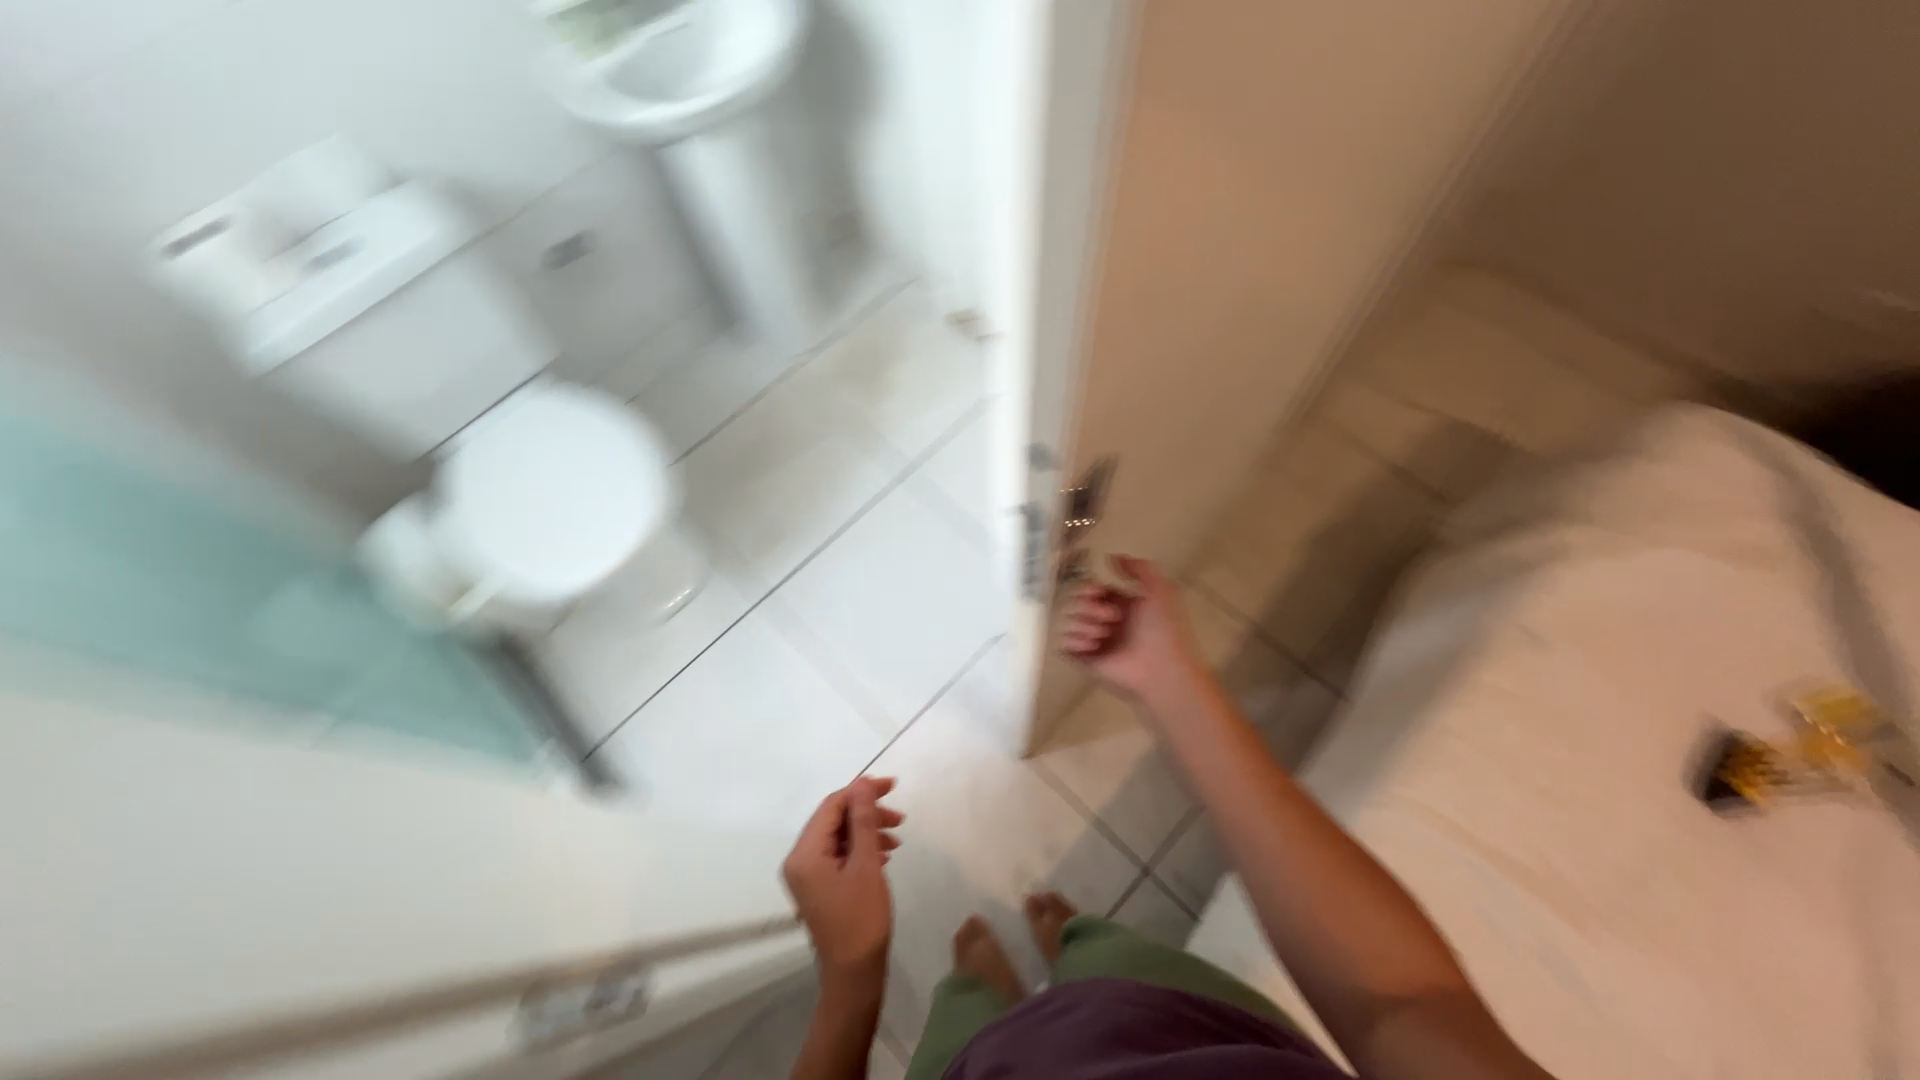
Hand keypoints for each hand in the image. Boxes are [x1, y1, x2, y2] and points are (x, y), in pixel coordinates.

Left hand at [782, 777, 902, 987]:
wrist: (855, 972)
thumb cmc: (861, 918)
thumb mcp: (866, 864)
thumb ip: (863, 820)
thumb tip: (862, 784)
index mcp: (804, 853)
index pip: (831, 806)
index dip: (861, 792)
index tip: (892, 787)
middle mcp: (798, 860)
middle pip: (833, 820)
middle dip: (866, 813)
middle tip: (899, 816)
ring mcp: (807, 874)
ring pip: (838, 836)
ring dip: (866, 831)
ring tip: (896, 839)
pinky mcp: (818, 885)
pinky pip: (838, 854)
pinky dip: (860, 848)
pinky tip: (884, 855)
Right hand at [1059, 556, 1204, 700]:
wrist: (1164, 669)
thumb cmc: (1165, 629)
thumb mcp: (1161, 589)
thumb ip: (1140, 568)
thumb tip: (1111, 557)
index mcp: (1121, 604)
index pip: (1092, 589)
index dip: (1090, 588)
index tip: (1096, 592)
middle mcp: (1106, 621)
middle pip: (1076, 603)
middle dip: (1087, 606)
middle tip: (1109, 619)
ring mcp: (1095, 641)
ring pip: (1068, 621)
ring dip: (1082, 623)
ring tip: (1102, 636)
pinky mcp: (1086, 661)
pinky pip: (1064, 645)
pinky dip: (1074, 641)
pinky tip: (1092, 645)